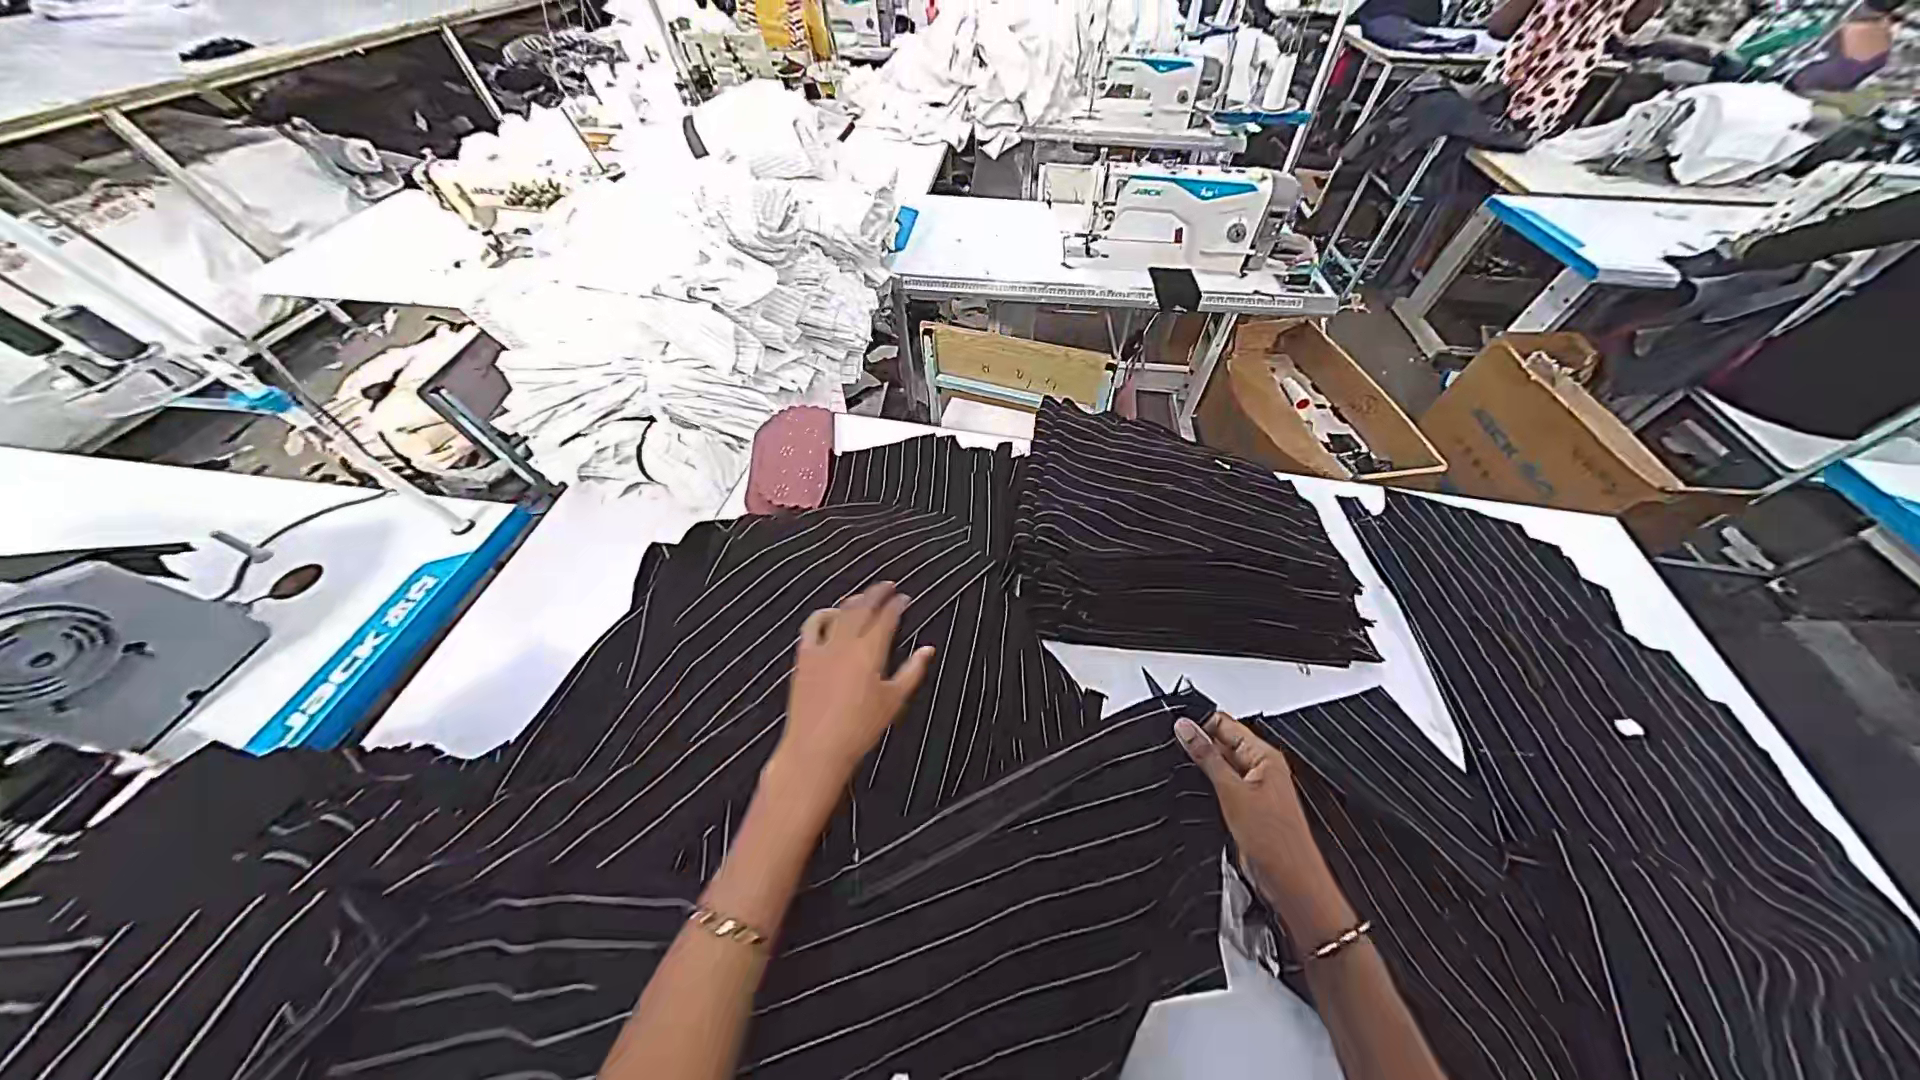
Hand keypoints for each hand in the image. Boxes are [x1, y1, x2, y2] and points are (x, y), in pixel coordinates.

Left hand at [772, 582, 934, 794]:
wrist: (816, 748)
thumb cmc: (859, 729)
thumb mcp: (894, 701)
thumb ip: (912, 671)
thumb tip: (927, 650)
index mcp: (870, 652)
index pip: (886, 617)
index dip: (897, 604)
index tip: (904, 598)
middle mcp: (845, 643)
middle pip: (862, 607)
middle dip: (877, 593)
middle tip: (887, 586)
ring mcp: (822, 648)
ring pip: (839, 612)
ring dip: (853, 601)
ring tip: (863, 596)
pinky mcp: (803, 657)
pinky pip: (811, 626)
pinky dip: (822, 615)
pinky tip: (829, 614)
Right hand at [1177, 713, 1355, 942]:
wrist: (1291, 883)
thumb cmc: (1277, 841)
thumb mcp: (1232, 791)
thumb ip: (1206, 756)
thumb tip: (1186, 727)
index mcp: (1264, 756)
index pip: (1225, 723)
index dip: (1200, 722)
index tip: (1177, 727)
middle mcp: (1261, 769)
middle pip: (1220, 743)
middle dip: (1199, 746)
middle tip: (1178, 752)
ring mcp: (1253, 789)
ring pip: (1219, 766)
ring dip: (1203, 769)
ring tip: (1189, 776)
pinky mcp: (1246, 808)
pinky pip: (1221, 787)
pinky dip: (1208, 788)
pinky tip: (1199, 795)